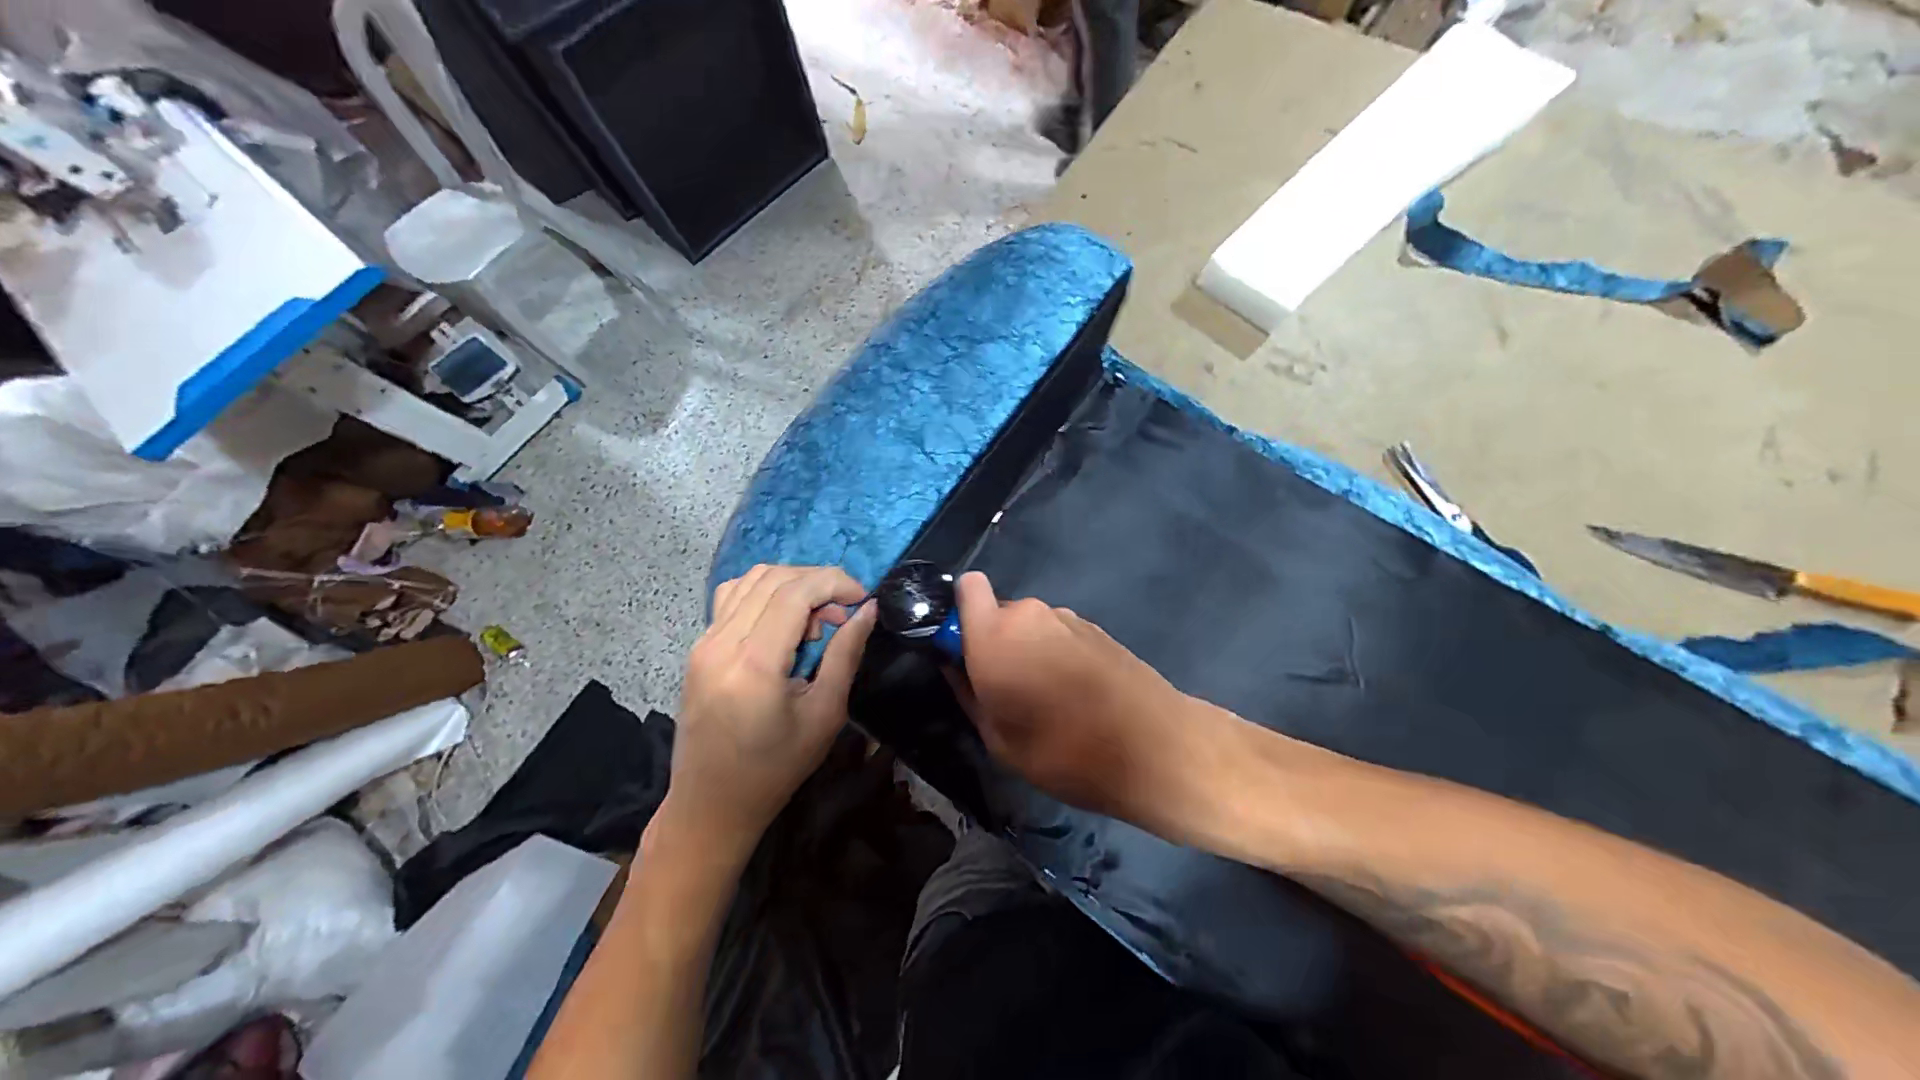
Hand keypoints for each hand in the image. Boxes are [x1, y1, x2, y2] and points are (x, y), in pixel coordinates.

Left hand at [662, 565, 875, 861]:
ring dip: (791, 585)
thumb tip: (868, 610)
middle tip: (842, 614)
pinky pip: (733, 598)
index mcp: (753, 662)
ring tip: (815, 619)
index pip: (795, 591)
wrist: (710, 804)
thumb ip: (846, 655)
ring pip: (750, 580)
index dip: (834, 582)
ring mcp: (703, 642)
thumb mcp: (824, 715)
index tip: (862, 598)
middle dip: (817, 582)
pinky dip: (765, 594)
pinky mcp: (698, 648)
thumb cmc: (774, 769)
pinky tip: (784, 622)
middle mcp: (721, 642)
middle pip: (773, 578)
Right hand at [952, 571, 1229, 830]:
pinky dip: (1056, 654)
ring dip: (1027, 649)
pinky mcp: (1096, 629)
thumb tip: (953, 666)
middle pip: (997, 612)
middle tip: (1004, 688)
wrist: (1154, 748)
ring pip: (1029, 625)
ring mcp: (1067, 618)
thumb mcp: (999, 739)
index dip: (960, 614)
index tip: (963, 650)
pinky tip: (1075, 693)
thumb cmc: (1063, 751)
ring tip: (1045, 697)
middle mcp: (1029, 614)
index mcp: (995, 634)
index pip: (966, 588)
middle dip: (994, 640)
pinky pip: (1058, 633)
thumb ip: (967, 693)